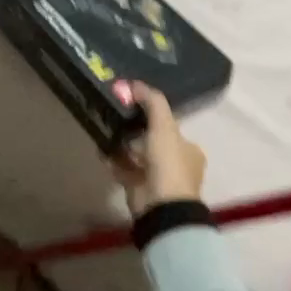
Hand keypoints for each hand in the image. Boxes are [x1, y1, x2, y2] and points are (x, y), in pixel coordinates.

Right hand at [110, 82, 206, 213]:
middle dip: (133, 130)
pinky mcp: (139, 188)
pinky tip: (101, 149)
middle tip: (114, 115)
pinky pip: (123, 168)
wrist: (161, 207)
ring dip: (121, 144)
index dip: (152, 115)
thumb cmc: (168, 164)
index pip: (169, 127)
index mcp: (188, 150)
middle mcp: (176, 163)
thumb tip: (135, 83)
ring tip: (104, 129)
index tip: (132, 105)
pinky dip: (113, 159)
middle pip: (150, 139)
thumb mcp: (164, 127)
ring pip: (135, 154)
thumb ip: (153, 102)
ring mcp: (157, 178)